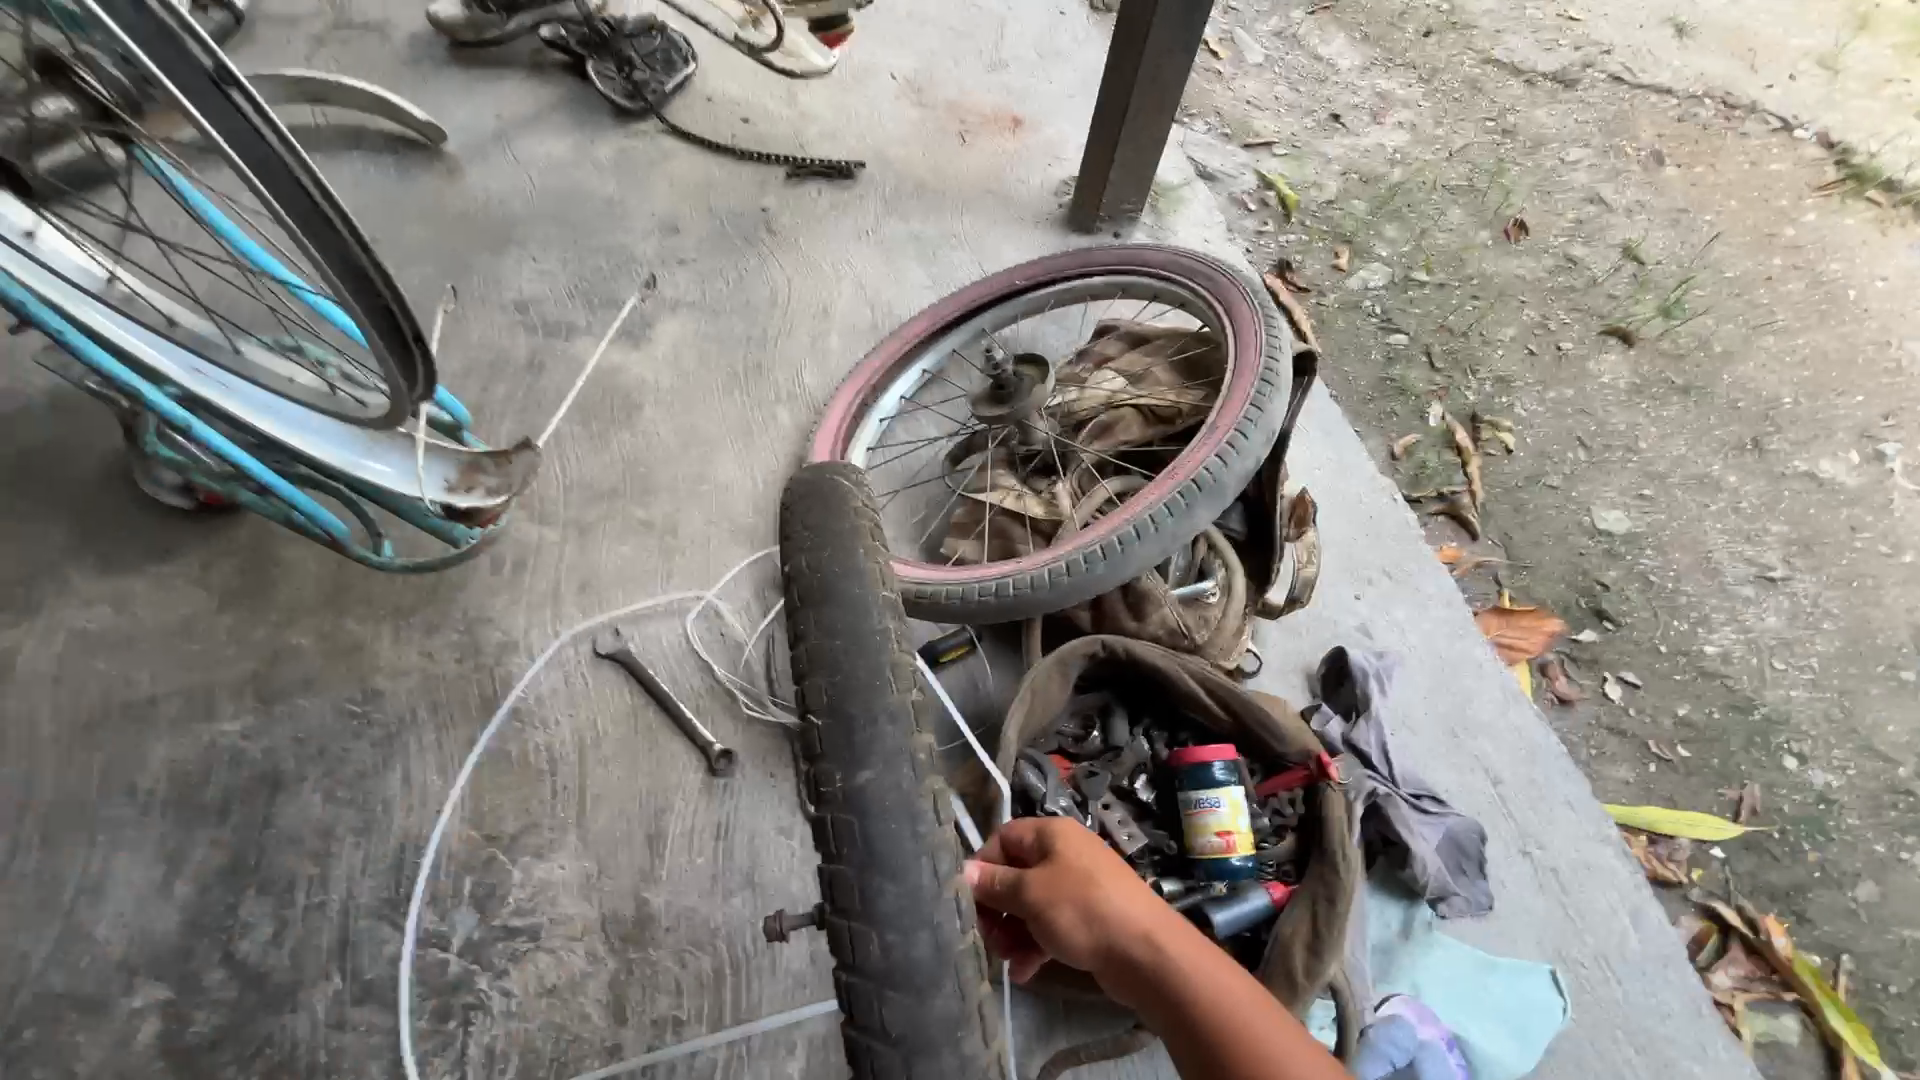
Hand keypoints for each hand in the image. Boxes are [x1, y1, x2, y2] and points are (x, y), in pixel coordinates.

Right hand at [964, 817, 1190, 994]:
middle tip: (989, 938)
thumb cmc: (1081, 909)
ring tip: (1008, 959)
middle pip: (1015, 874)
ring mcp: (1078, 887)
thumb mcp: (1030, 894)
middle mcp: (1064, 854)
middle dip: (997, 908)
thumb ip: (995, 883)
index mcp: (1051, 834)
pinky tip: (1024, 972)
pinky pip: (1051, 925)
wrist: (1146, 952)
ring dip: (1013, 931)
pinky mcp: (1088, 918)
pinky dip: (1035, 945)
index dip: (983, 867)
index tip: (970, 900)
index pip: (1003, 839)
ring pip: (1032, 904)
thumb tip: (965, 872)